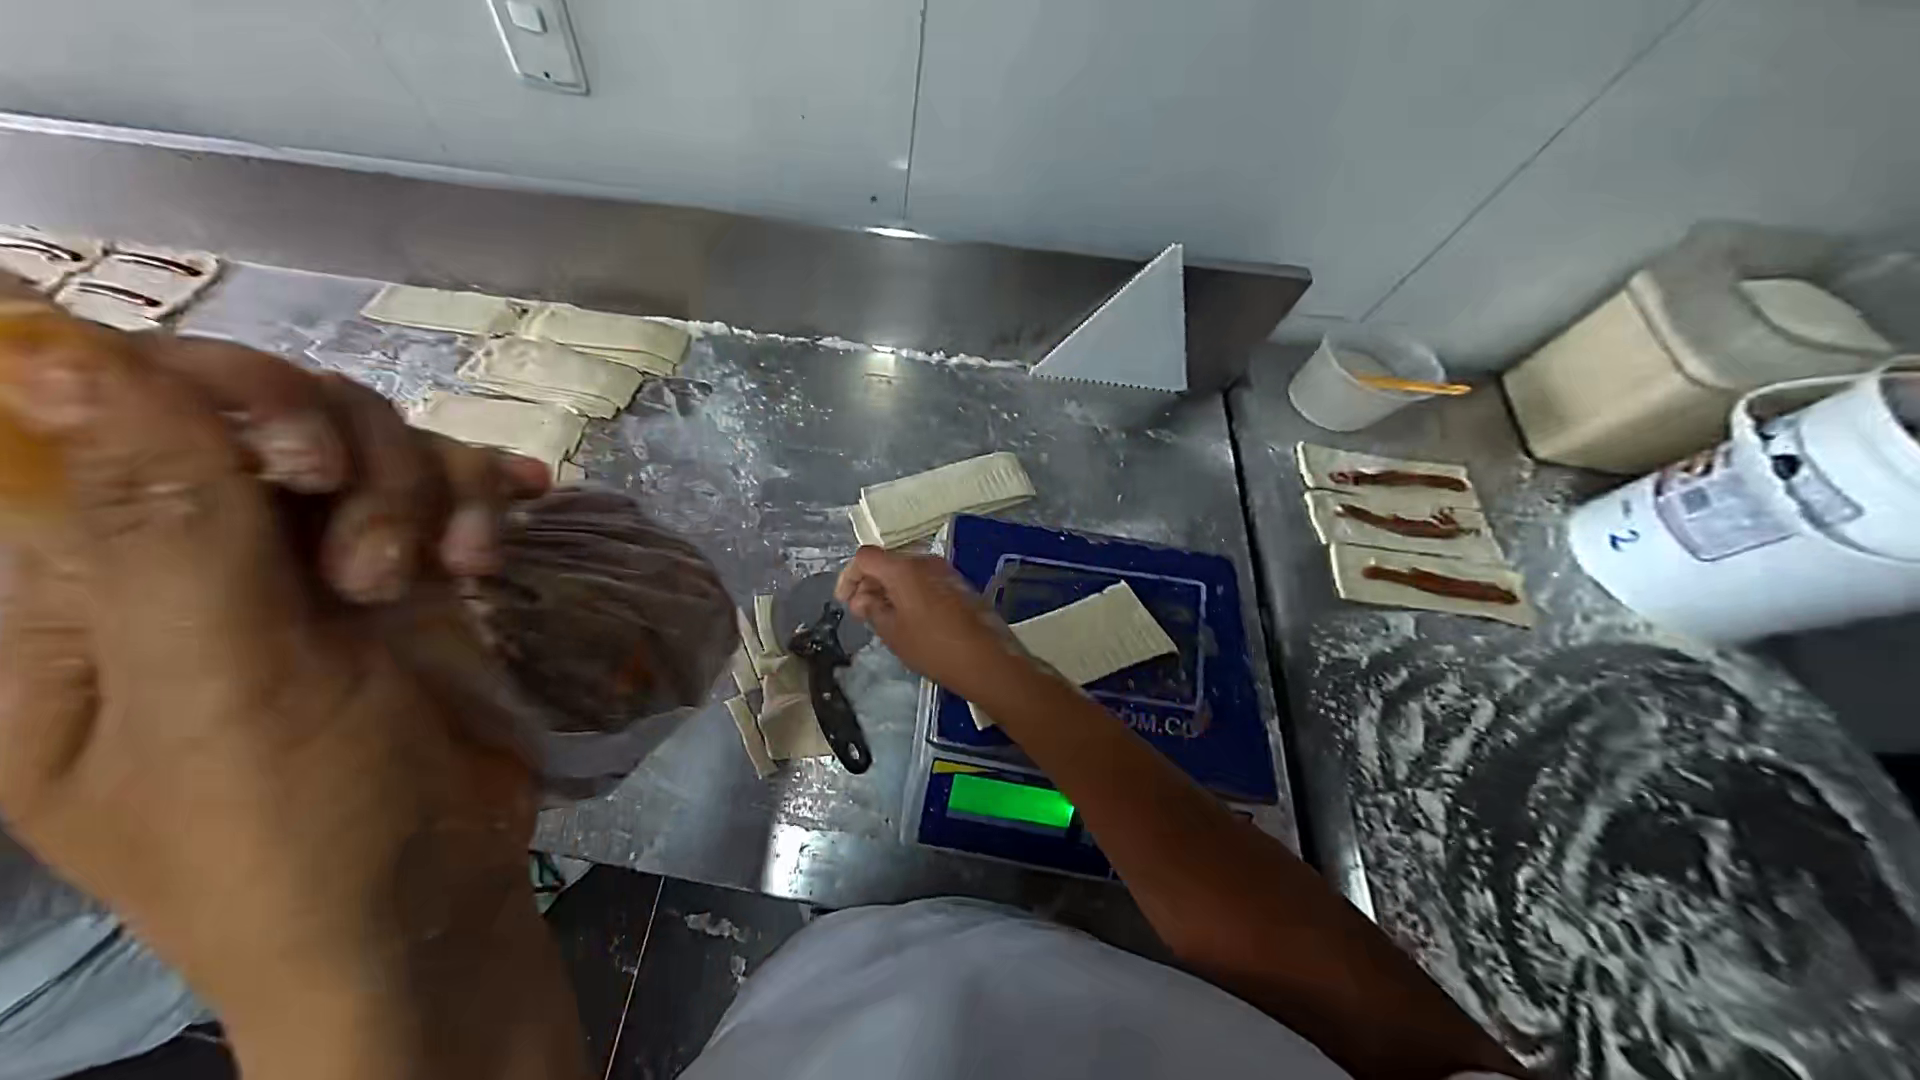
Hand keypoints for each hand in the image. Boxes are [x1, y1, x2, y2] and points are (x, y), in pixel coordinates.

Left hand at [0, 312, 579, 1078]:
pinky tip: (523, 505)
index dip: (216, 400)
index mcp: (91, 590)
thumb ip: (165, 532)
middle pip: (275, 419)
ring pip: (382, 450)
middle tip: (386, 572)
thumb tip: (53, 347)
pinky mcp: (418, 586)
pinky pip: (452, 495)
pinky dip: (488, 494)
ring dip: (438, 493)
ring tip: (466, 572)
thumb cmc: (299, 831)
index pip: (111, 417)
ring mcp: (324, 570)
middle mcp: (208, 561)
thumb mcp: (223, 695)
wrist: (433, 904)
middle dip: (357, 469)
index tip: (308, 465)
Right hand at [835, 546, 1048, 704]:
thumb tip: (862, 598)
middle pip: (887, 561)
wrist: (987, 659)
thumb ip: (872, 609)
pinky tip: (909, 617)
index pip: (865, 557)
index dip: (849, 576)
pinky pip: (926, 580)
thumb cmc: (934, 646)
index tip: (844, 600)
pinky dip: (910, 592)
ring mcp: (945, 571)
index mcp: (903, 568)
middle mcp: (925, 561)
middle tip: (861, 610)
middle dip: (869, 583)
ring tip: (883, 617)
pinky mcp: (959, 584)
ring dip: (890, 588)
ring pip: (908, 570)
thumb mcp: (892, 632)